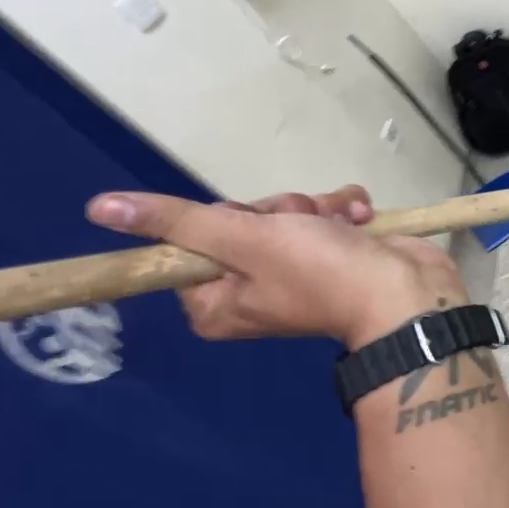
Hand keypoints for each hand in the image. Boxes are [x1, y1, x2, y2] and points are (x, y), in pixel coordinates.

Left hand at [86, 186, 467, 349]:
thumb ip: (182, 222)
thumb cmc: (325, 274)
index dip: (231, 221)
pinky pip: (332, 215)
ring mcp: (302, 269)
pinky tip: (364, 218)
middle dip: (287, 212)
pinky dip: (349, 210)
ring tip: (348, 221)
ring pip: (296, 213)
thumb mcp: (250, 241)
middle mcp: (255, 286)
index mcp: (217, 300)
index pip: (198, 239)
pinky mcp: (342, 253)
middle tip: (308, 226)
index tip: (260, 228)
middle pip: (251, 220)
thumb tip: (100, 207)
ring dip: (324, 208)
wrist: (408, 292)